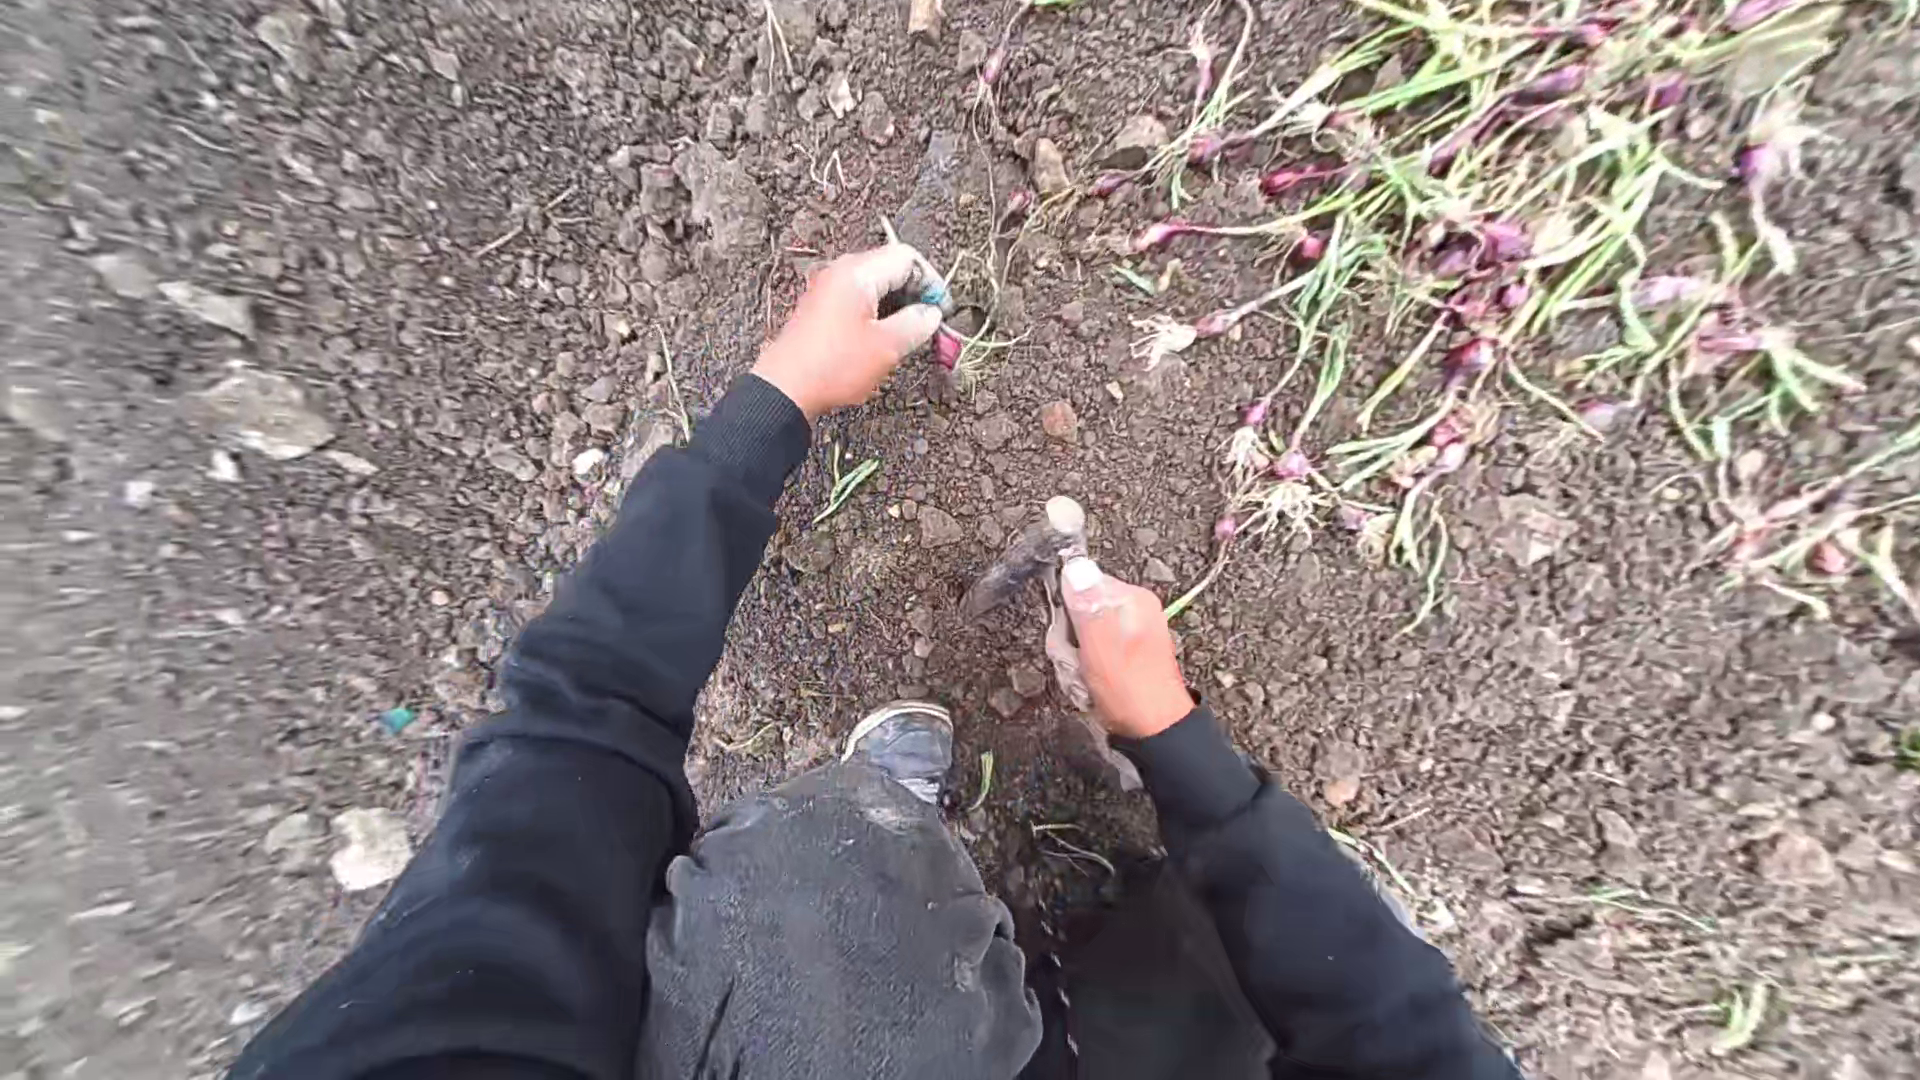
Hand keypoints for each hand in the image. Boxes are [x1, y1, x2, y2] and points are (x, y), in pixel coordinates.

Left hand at [751, 244, 943, 420]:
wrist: (787, 388)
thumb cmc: (836, 365)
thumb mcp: (887, 346)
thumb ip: (916, 325)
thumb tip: (931, 314)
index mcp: (858, 272)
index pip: (907, 257)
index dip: (931, 282)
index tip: (942, 310)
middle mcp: (841, 271)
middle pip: (890, 268)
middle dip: (915, 294)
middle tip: (930, 325)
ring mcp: (828, 289)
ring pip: (875, 286)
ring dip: (897, 306)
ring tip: (909, 336)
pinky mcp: (821, 309)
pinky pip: (858, 300)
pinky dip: (877, 314)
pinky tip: (883, 340)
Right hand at [1060, 557, 1194, 738]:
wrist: (1155, 730)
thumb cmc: (1130, 692)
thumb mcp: (1100, 646)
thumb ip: (1086, 604)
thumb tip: (1075, 565)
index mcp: (1132, 600)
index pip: (1081, 584)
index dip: (1066, 611)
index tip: (1070, 635)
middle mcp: (1134, 609)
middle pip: (1080, 608)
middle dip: (1070, 638)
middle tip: (1079, 662)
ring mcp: (1131, 629)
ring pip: (1082, 630)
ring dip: (1076, 655)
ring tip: (1087, 676)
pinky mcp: (1127, 649)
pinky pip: (1093, 647)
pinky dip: (1087, 665)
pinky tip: (1093, 681)